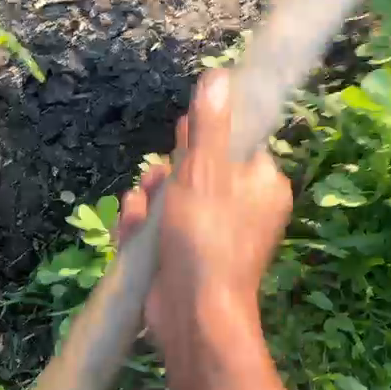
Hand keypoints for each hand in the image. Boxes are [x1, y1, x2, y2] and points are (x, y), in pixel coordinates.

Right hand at [116, 68, 292, 357]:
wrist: (192, 315)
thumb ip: (209, 126)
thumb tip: (218, 75)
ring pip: (168, 200)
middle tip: (157, 181)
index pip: (233, 144)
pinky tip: (130, 235)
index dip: (202, 138)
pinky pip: (156, 230)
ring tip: (139, 213)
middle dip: (165, 173)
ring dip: (145, 202)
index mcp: (260, 185)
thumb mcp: (204, 173)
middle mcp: (239, 209)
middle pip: (193, 170)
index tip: (182, 138)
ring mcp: (208, 236)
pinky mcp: (181, 257)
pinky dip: (140, 230)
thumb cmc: (206, 239)